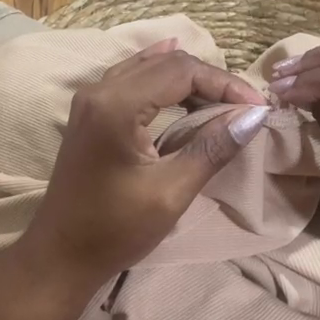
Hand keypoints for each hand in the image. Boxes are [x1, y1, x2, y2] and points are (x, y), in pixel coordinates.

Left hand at [23, 39, 270, 286]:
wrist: (60, 255)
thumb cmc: (114, 230)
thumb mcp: (171, 193)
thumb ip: (212, 147)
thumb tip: (254, 115)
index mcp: (116, 105)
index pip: (182, 71)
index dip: (225, 84)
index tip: (259, 107)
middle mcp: (99, 90)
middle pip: (167, 64)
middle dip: (211, 80)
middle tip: (246, 108)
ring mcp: (90, 99)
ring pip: (149, 67)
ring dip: (188, 79)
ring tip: (224, 101)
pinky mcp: (90, 112)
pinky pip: (132, 77)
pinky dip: (161, 77)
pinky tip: (179, 72)